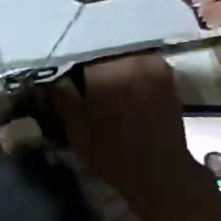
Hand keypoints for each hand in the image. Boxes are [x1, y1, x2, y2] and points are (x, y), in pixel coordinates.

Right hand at [48, 52, 213, 220]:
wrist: (159, 172)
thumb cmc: (112, 153)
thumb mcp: (77, 128)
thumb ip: (63, 97)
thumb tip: (53, 77)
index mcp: (108, 70)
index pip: (81, 48)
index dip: (68, 57)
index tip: (60, 67)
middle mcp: (134, 58)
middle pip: (105, 48)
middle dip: (90, 57)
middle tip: (77, 71)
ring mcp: (155, 64)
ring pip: (124, 53)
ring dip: (110, 61)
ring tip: (98, 77)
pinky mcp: (167, 73)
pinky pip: (140, 61)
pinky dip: (128, 68)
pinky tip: (119, 83)